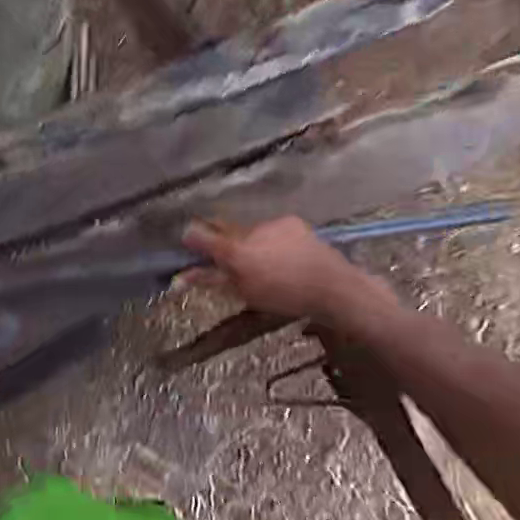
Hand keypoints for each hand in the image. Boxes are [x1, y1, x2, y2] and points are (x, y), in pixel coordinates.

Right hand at [181, 216, 395, 323]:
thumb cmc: (285, 297)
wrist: (334, 288)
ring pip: (250, 231)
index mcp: (237, 252)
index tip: (186, 239)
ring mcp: (273, 224)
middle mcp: (250, 231)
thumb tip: (184, 275)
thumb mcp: (243, 293)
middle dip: (224, 243)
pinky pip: (270, 229)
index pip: (203, 237)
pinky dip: (270, 240)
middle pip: (227, 232)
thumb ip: (212, 279)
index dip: (191, 237)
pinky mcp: (291, 222)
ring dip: (250, 243)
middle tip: (232, 261)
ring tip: (264, 263)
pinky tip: (282, 255)